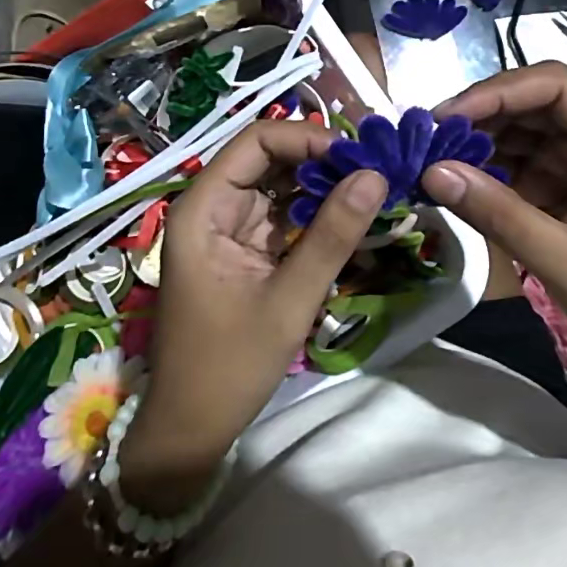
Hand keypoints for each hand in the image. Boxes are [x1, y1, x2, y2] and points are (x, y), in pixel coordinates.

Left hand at [119, 121, 385, 512]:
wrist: (190, 428)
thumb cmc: (228, 366)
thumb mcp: (288, 301)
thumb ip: (331, 236)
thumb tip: (375, 177)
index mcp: (204, 208)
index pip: (256, 141)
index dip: (306, 138)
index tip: (357, 157)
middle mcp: (213, 207)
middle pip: (270, 158)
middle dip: (322, 160)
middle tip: (375, 172)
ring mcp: (228, 228)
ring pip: (281, 185)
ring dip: (323, 186)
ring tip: (372, 190)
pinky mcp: (245, 250)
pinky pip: (283, 216)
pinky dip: (316, 214)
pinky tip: (352, 218)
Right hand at [419, 62, 566, 358]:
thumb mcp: (564, 261)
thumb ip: (498, 213)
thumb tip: (431, 171)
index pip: (560, 88)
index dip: (500, 91)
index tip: (448, 117)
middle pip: (540, 103)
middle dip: (484, 115)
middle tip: (431, 139)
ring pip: (528, 131)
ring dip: (484, 140)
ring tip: (437, 159)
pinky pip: (526, 163)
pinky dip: (493, 169)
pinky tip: (462, 180)